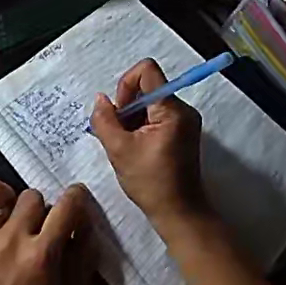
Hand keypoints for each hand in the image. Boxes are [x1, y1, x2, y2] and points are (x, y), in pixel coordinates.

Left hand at [0, 179, 93, 284]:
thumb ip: (84, 256)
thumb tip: (86, 221)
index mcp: (42, 254)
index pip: (67, 205)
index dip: (77, 197)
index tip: (77, 201)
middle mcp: (11, 240)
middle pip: (32, 196)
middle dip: (43, 207)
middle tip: (43, 227)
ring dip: (6, 197)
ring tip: (11, 212)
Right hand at [89, 59, 207, 226]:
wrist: (179, 213)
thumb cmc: (151, 183)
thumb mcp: (119, 150)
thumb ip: (105, 120)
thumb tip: (101, 99)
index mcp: (172, 110)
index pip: (147, 71)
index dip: (126, 84)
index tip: (120, 111)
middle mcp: (182, 109)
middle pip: (147, 87)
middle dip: (127, 106)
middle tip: (119, 133)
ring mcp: (184, 121)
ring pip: (150, 102)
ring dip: (133, 118)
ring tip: (127, 144)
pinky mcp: (182, 132)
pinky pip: (157, 115)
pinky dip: (141, 126)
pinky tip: (136, 148)